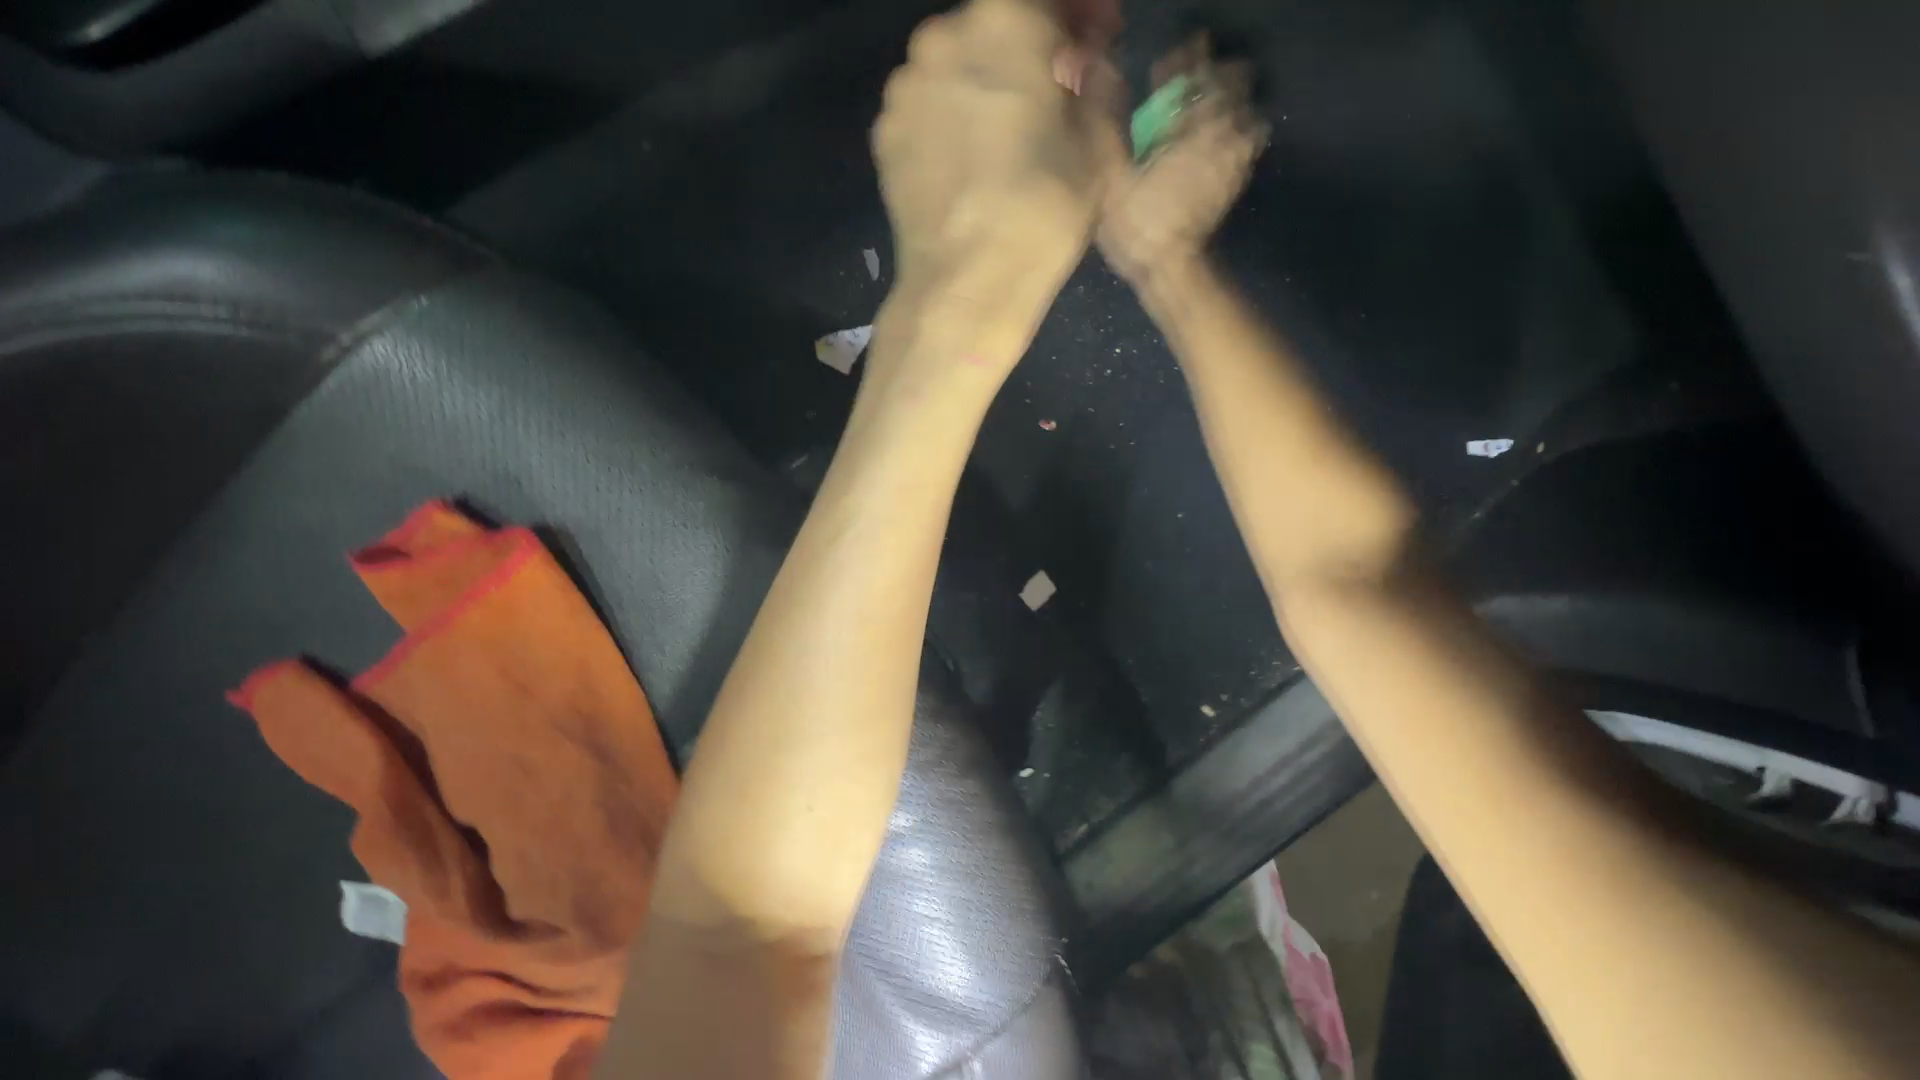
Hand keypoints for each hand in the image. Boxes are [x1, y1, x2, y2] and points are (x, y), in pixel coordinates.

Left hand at [872, 0, 1124, 371]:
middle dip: (1031, 44)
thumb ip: (1097, 79)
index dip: (1077, 14)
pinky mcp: (884, 135)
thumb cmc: (1044, 209)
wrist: (965, 284)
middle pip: (995, 23)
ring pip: (957, 65)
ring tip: (1013, 126)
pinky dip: (955, 115)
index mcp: (1003, 21)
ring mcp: (904, 88)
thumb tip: (1081, 62)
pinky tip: (974, 156)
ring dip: (989, 79)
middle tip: (1057, 82)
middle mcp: (941, 38)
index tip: (1096, 37)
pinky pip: (930, 107)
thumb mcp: (1100, 141)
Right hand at [1097, 44, 1267, 287]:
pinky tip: (1216, 142)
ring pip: (1245, 117)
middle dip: (1217, 77)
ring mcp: (1233, 163)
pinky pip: (1245, 146)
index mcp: (1191, 130)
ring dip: (1231, 106)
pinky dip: (1235, 133)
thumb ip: (1107, 122)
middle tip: (1197, 76)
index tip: (1183, 49)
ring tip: (1211, 108)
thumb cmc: (1137, 225)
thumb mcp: (1111, 176)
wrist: (1171, 271)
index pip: (1197, 77)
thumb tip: (1100, 72)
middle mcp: (1220, 139)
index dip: (1190, 59)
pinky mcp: (1234, 185)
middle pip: (1232, 91)